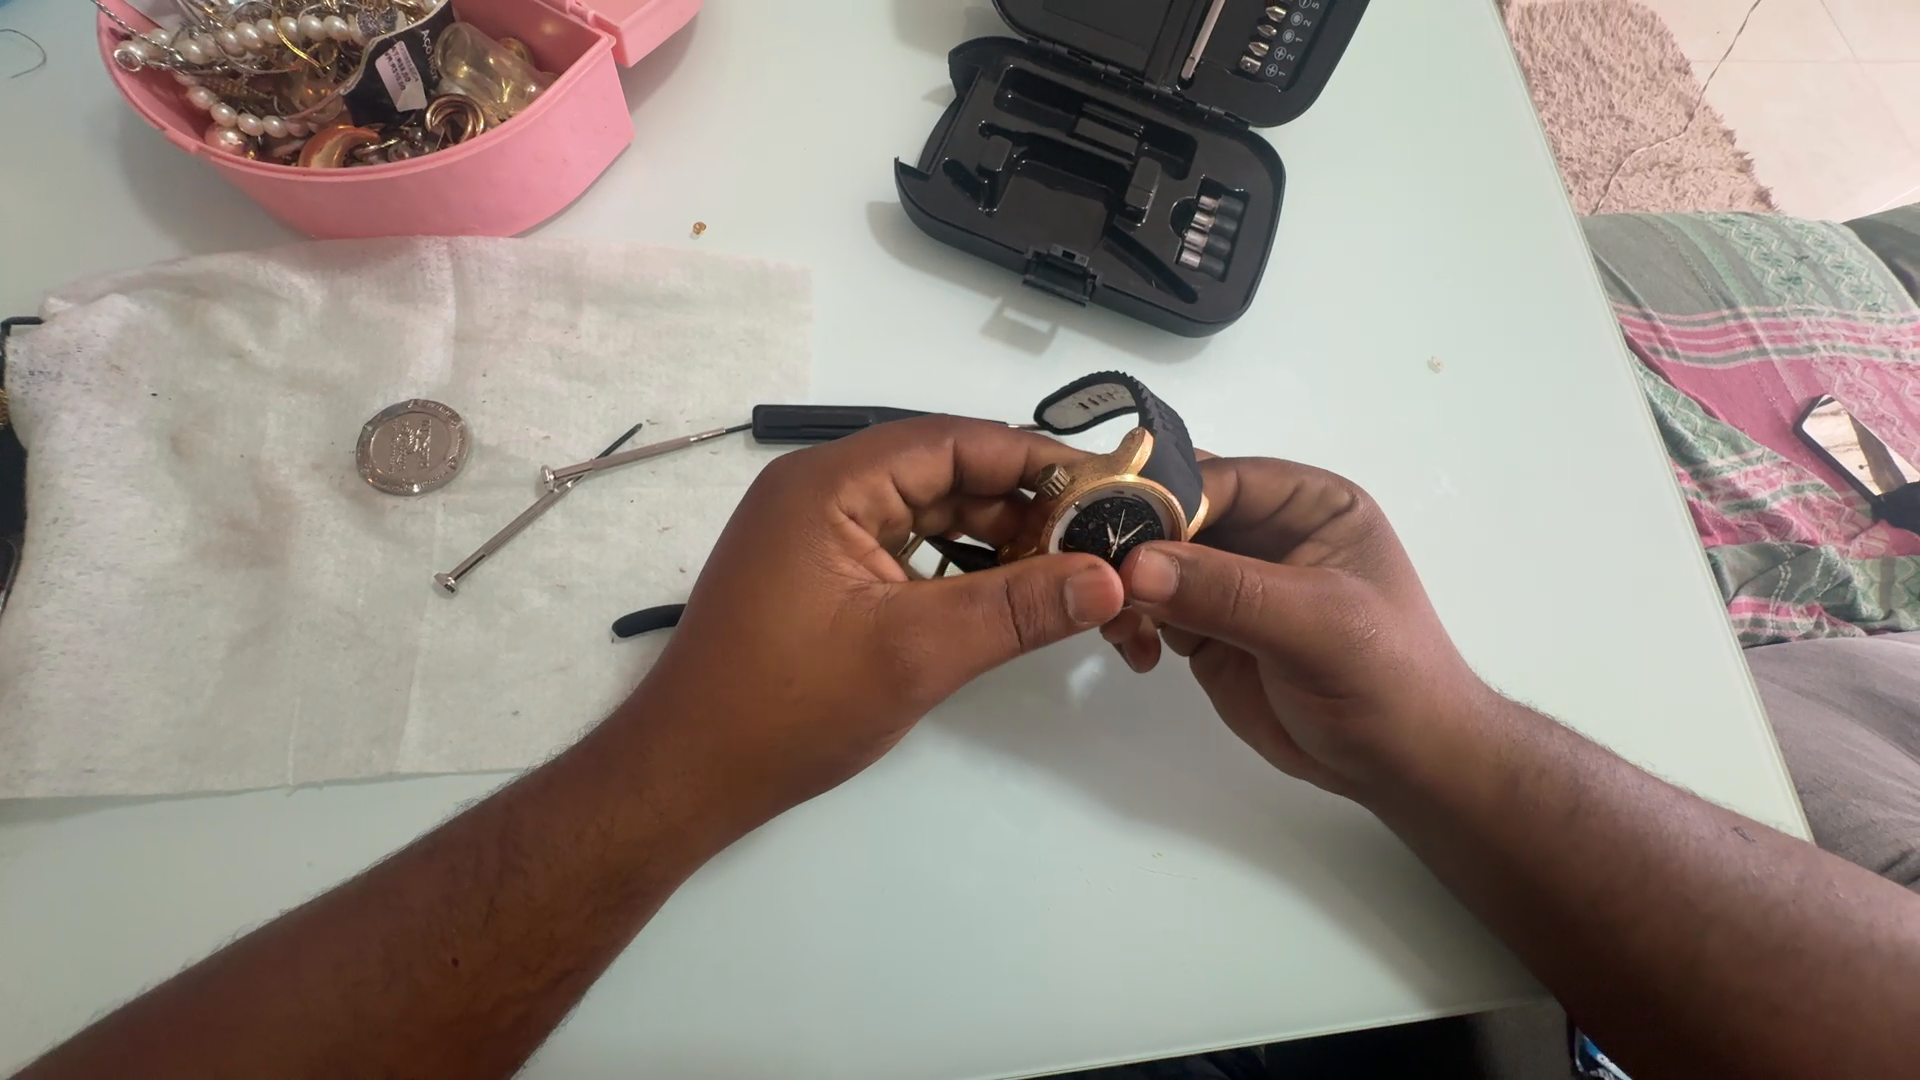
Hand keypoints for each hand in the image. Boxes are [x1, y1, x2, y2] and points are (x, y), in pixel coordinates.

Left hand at [608, 416, 1125, 844]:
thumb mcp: (915, 654)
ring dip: (988, 537)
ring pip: (924, 511)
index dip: (1030, 459)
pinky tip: (998, 591)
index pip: (949, 441)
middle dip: (1016, 504)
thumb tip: (1110, 579)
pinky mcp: (821, 567)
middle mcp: (821, 489)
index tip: (1101, 487)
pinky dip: (953, 564)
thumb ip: (1016, 610)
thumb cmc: (790, 709)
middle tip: (1090, 540)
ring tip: (1057, 569)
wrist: (689, 775)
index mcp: (829, 483)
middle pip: (940, 472)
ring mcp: (817, 529)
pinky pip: (902, 546)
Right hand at [1102, 458, 1492, 798]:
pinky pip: (1149, 606)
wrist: (1396, 765)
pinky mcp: (1203, 623)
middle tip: (1094, 575)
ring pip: (1152, 559)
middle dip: (1132, 541)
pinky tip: (1133, 650)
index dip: (1164, 499)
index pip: (1218, 478)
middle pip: (1174, 513)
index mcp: (1304, 504)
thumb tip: (1134, 567)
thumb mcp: (1317, 626)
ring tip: (1117, 625)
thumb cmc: (1383, 680)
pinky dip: (1130, 622)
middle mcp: (1260, 531)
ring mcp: (1227, 579)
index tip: (1114, 533)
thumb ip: (1228, 591)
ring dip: (1124, 587)